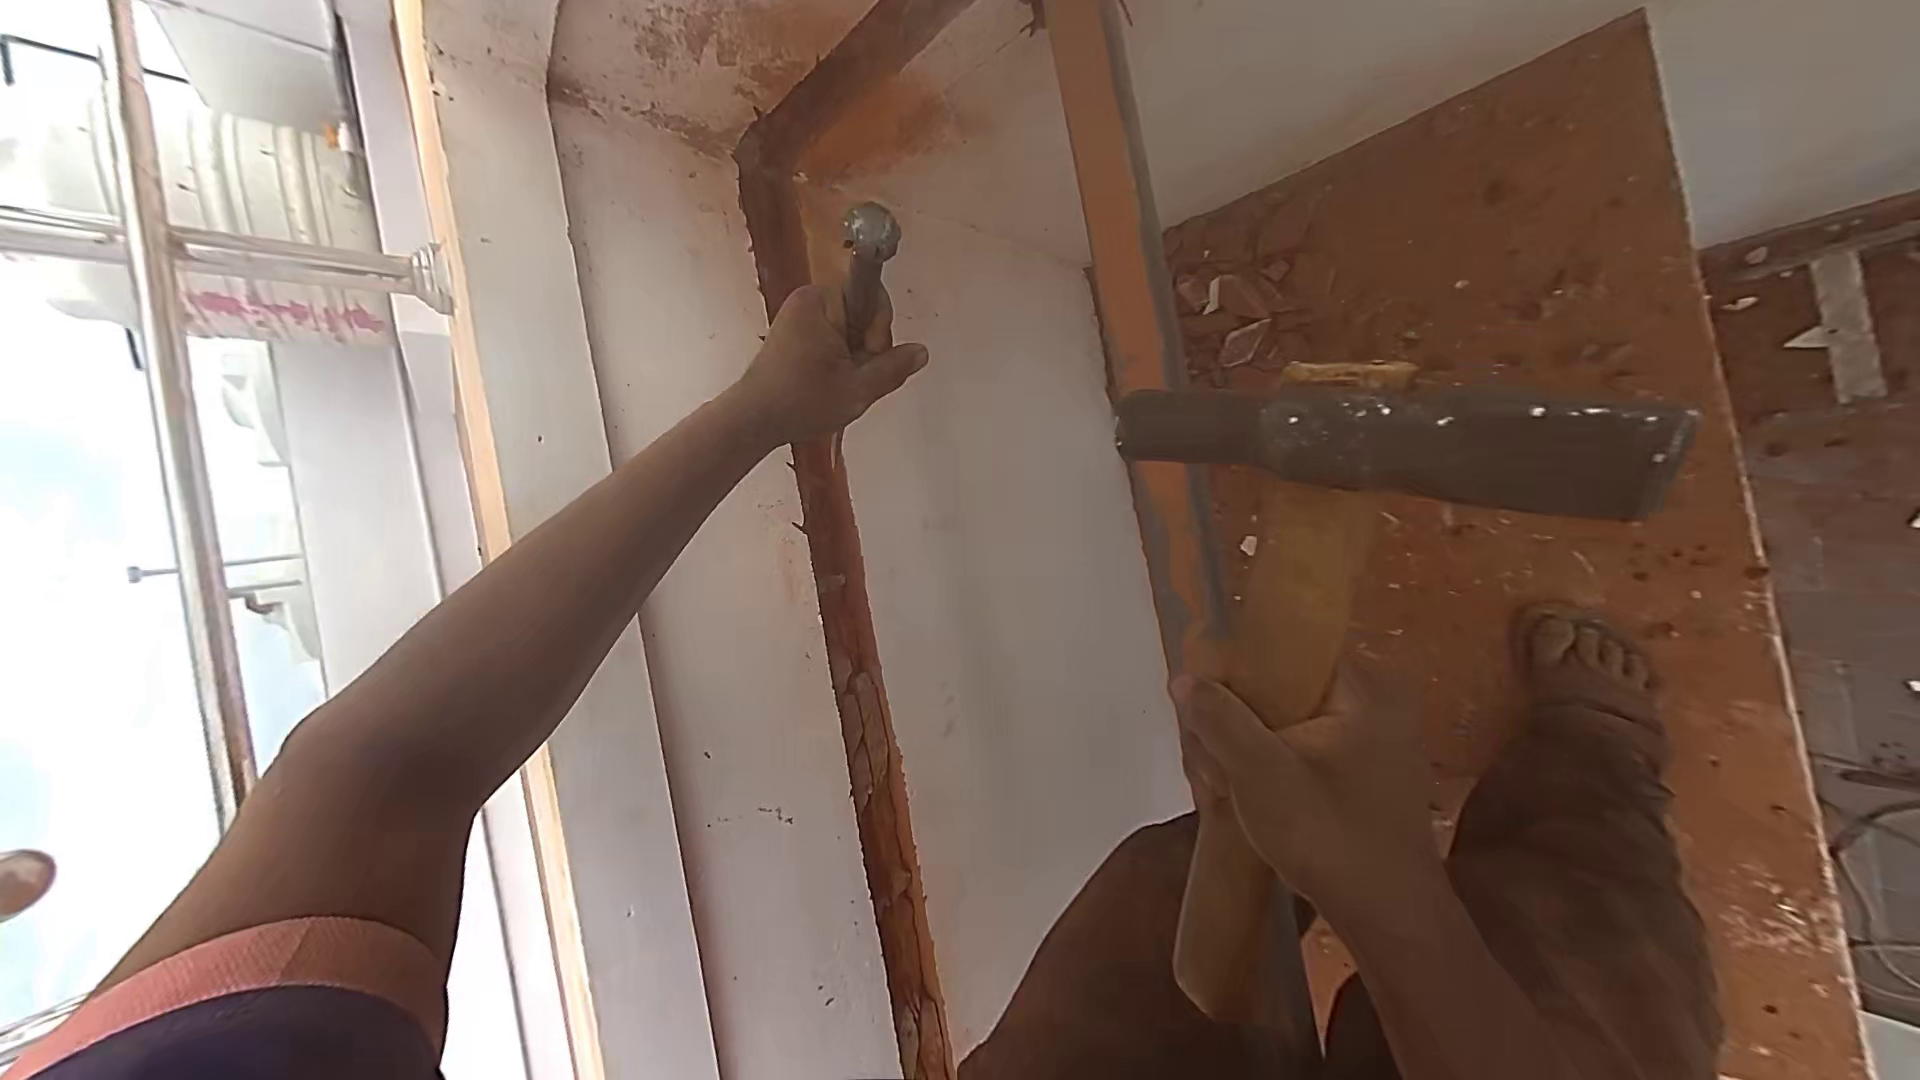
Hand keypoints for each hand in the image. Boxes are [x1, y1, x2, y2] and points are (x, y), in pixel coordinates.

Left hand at [731, 283, 929, 445]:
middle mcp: (809, 300)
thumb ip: (894, 367)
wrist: (755, 420)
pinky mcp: (795, 334)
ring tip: (838, 385)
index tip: (865, 358)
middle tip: (852, 379)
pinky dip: (839, 361)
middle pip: (864, 315)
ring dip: (854, 359)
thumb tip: (921, 352)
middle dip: (867, 348)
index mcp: (822, 301)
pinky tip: (830, 384)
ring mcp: (800, 316)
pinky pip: (834, 339)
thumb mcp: (859, 389)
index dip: (879, 331)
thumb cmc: (802, 401)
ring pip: (851, 331)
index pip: (874, 296)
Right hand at [1172, 665, 1441, 918]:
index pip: (1281, 647)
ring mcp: (1362, 737)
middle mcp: (1367, 702)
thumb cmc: (1330, 839)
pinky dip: (1257, 762)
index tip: (1204, 710)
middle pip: (1271, 683)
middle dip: (1228, 722)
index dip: (1232, 670)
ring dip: (1236, 746)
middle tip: (1210, 767)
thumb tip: (1183, 679)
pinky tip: (1237, 793)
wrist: (1392, 926)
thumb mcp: (1259, 772)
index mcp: (1361, 689)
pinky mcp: (1351, 767)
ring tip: (1220, 788)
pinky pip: (1288, 741)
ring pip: (1273, 715)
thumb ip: (1217, 717)